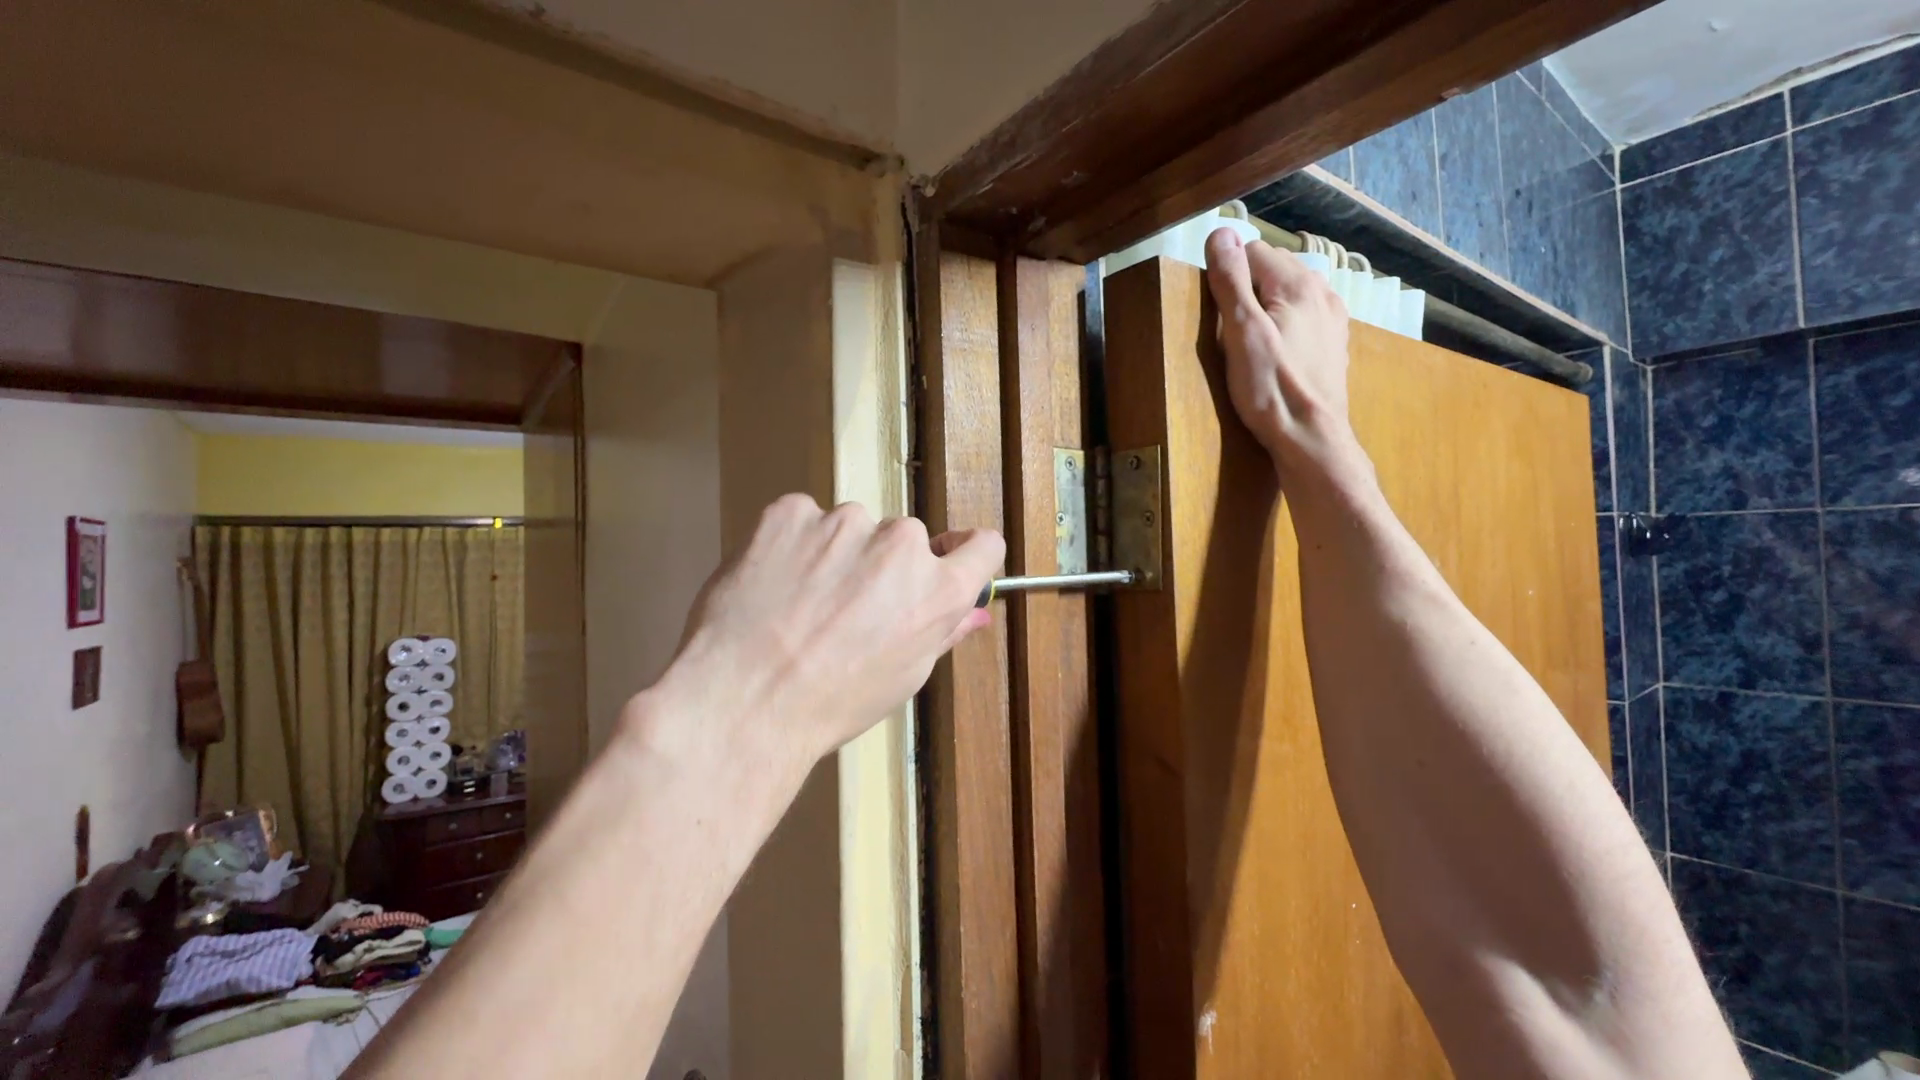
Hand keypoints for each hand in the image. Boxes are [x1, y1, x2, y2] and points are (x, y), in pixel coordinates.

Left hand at [645, 494, 1003, 773]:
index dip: (962, 553)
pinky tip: (771, 585)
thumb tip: (977, 612)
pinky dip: (791, 543)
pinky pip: (802, 519)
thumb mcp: (902, 678)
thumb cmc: (829, 704)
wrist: (742, 701)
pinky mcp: (790, 512)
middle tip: (844, 610)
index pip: (981, 545)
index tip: (942, 562)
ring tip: (798, 604)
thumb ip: (943, 631)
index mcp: (938, 591)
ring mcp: (844, 523)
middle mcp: (901, 545)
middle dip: (882, 565)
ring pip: (850, 528)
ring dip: (834, 553)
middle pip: (905, 539)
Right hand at [1203, 227, 1361, 479]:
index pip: (1250, 252)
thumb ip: (1230, 281)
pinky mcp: (1334, 343)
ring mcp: (1332, 318)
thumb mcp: (1241, 334)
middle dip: (1248, 292)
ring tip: (1254, 346)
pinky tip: (1278, 354)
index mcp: (1298, 283)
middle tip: (1234, 335)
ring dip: (1267, 309)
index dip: (1228, 280)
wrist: (1311, 439)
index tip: (1222, 316)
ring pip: (1288, 293)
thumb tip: (1220, 232)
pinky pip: (1302, 316)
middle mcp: (1322, 291)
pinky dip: (1286, 325)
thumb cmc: (1271, 389)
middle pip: (1272, 270)